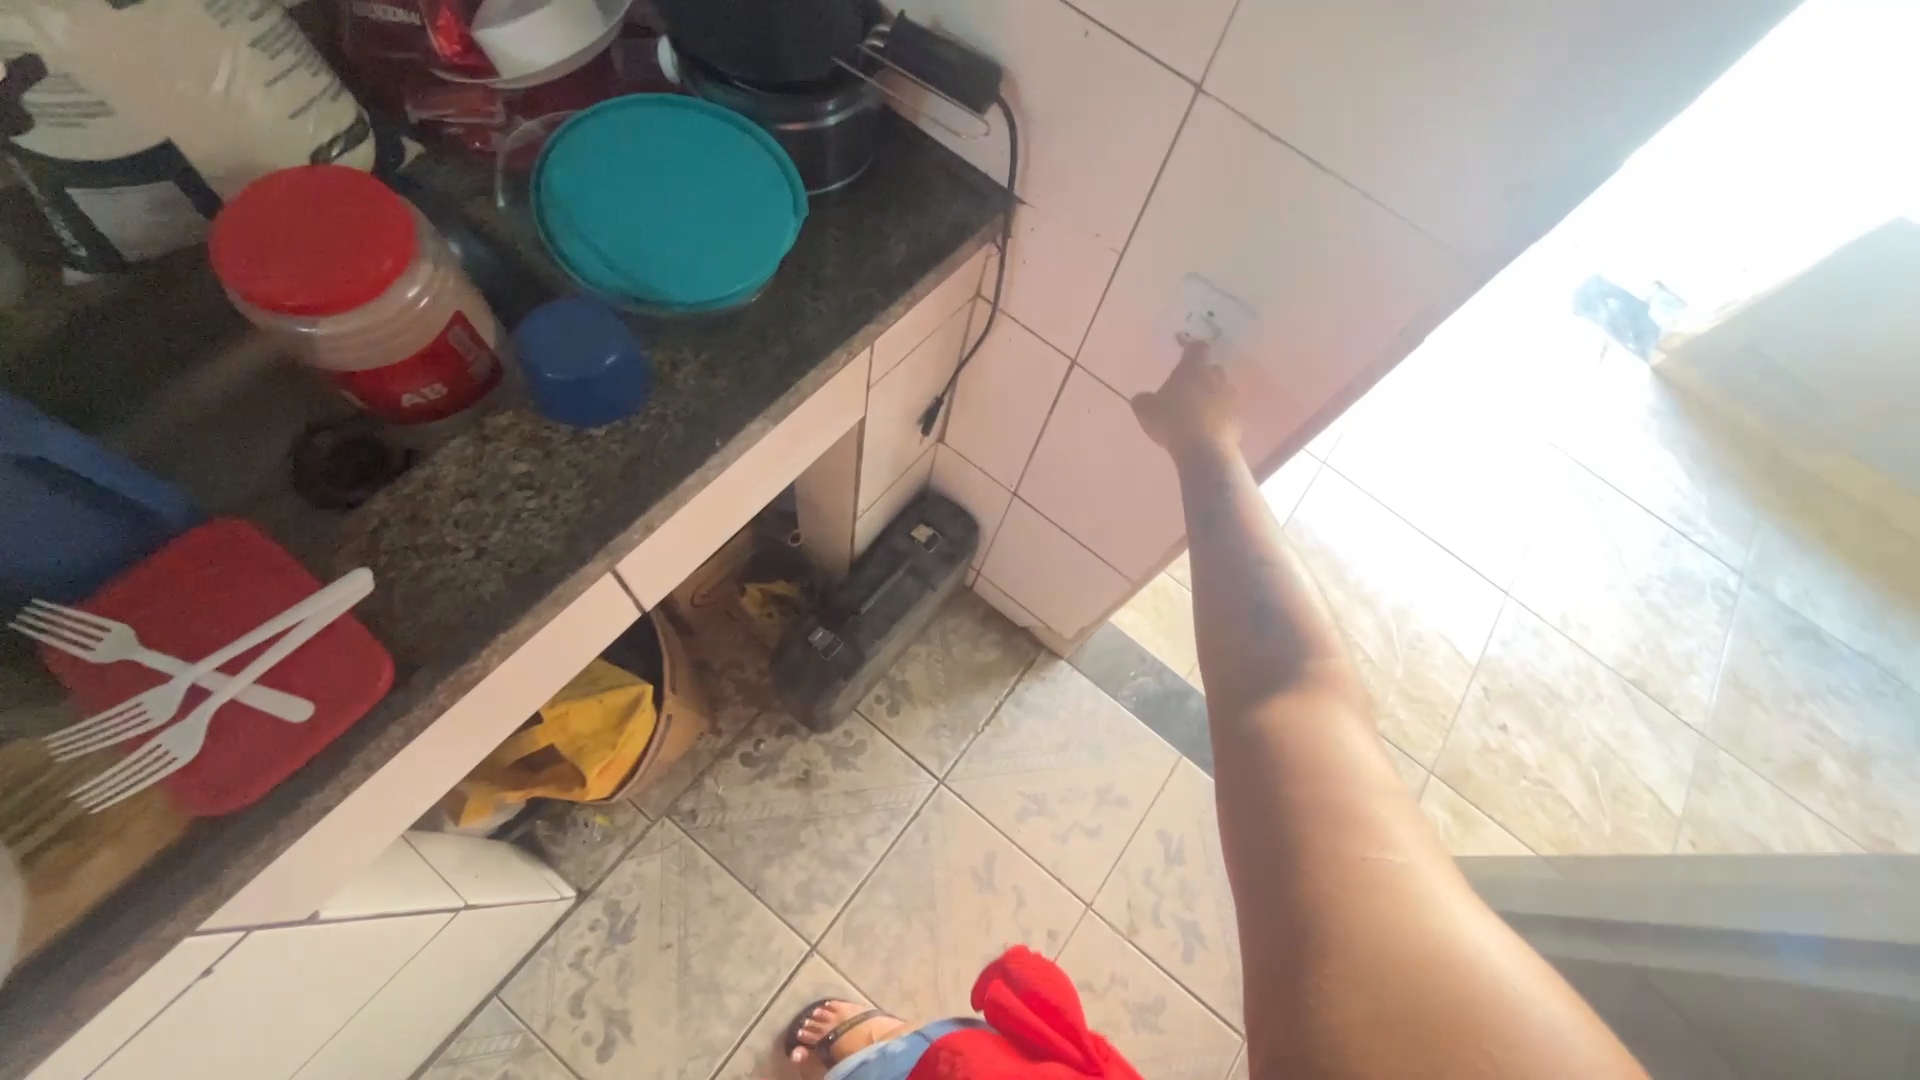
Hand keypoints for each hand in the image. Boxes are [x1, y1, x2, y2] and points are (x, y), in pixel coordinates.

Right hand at [1131, 336, 1239, 456]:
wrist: (1201, 448)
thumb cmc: (1171, 420)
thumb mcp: (1145, 409)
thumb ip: (1143, 399)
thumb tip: (1143, 398)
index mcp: (1193, 370)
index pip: (1197, 348)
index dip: (1190, 346)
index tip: (1183, 346)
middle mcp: (1215, 380)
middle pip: (1213, 369)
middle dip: (1203, 375)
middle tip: (1190, 387)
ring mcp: (1229, 400)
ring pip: (1223, 392)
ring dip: (1213, 397)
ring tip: (1200, 411)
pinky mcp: (1236, 421)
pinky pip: (1227, 416)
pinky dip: (1220, 420)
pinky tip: (1208, 431)